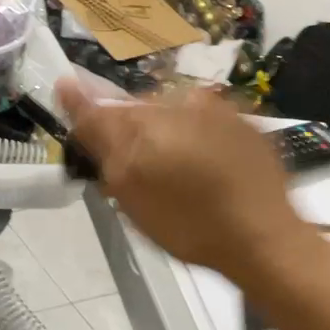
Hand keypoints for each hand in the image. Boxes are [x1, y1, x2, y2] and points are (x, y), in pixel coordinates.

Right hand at [55, 81, 314, 286]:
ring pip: (170, 113)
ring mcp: (218, 110)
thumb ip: (99, 140)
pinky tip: (200, 166)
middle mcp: (180, 103)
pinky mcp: (245, 124)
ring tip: (168, 168)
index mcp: (146, 120)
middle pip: (136, 110)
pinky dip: (193, 136)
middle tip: (128, 166)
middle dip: (126, 130)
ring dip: (161, 131)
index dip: (79, 104)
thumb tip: (68, 89)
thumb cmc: (186, 223)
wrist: (264, 240)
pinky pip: (204, 120)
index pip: (100, 106)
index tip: (64, 93)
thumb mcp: (129, 191)